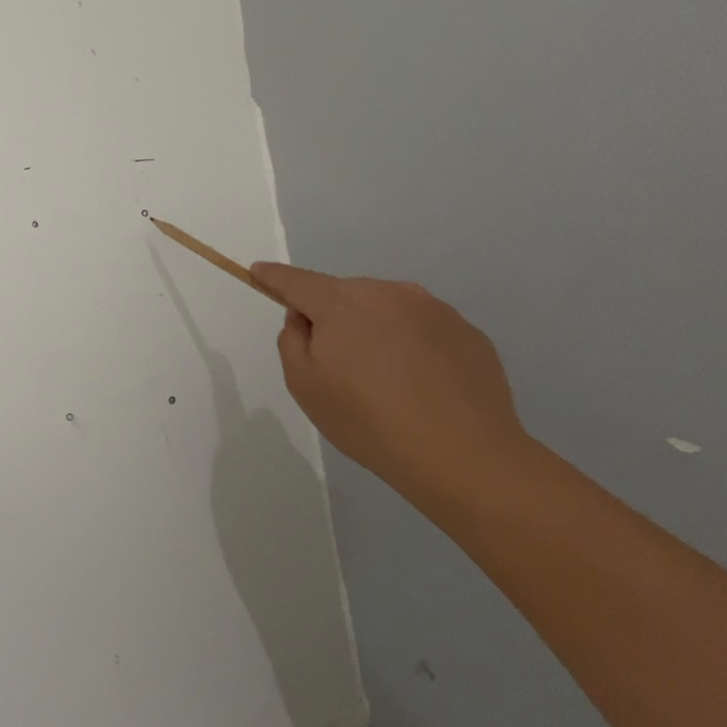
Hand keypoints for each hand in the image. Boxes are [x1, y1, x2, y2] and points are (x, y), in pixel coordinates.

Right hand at [250, 262, 531, 483]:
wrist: (463, 454)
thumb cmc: (367, 419)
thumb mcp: (304, 384)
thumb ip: (292, 340)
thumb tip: (305, 319)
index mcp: (342, 304)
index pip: (297, 281)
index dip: (274, 277)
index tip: (258, 272)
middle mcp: (389, 294)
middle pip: (343, 292)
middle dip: (330, 313)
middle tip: (332, 360)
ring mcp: (435, 310)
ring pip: (385, 307)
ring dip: (371, 326)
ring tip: (379, 374)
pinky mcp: (468, 333)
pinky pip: (421, 327)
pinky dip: (408, 343)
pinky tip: (416, 382)